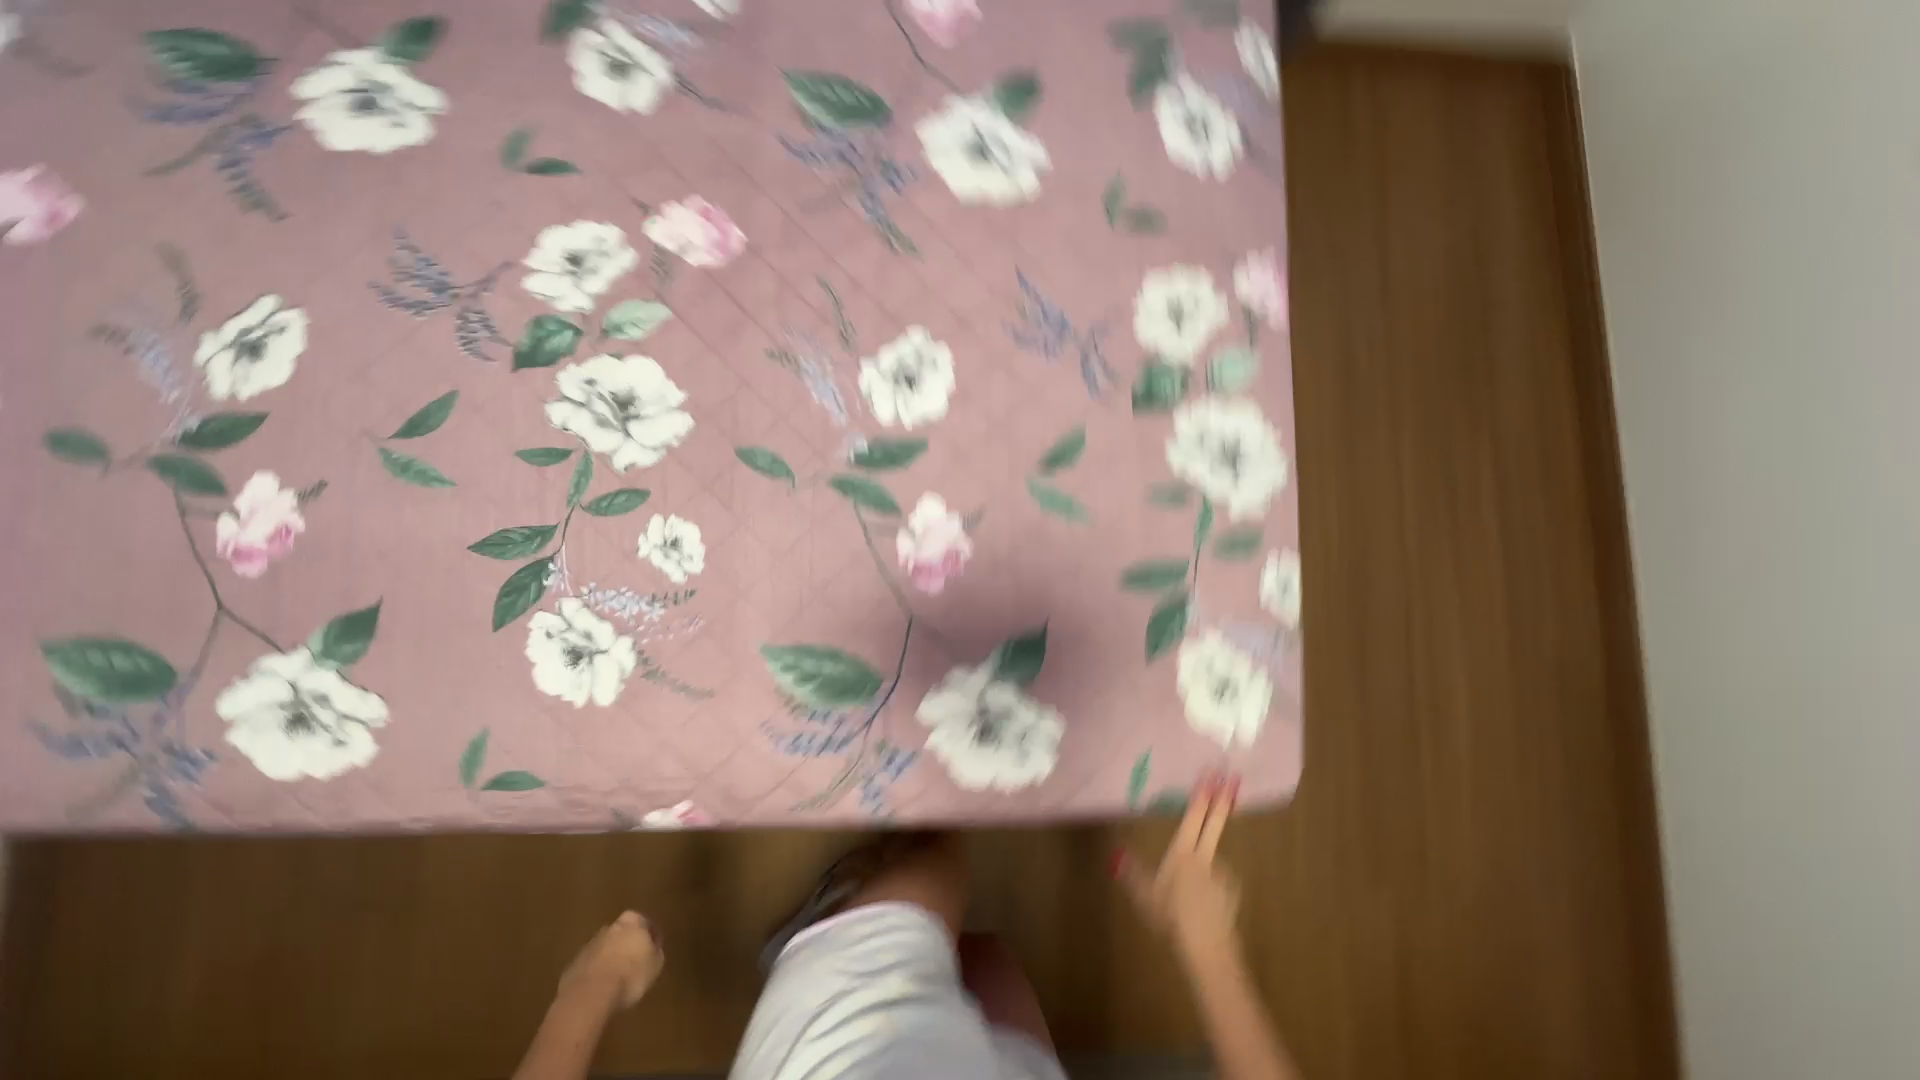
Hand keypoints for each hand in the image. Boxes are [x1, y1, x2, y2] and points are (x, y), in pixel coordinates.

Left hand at [557, 911, 663, 1011]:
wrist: (589, 996)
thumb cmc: (630, 975)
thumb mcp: (655, 964)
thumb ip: (655, 952)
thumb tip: (652, 949)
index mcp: (631, 923)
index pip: (643, 921)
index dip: (649, 934)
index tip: (653, 947)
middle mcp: (609, 929)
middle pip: (620, 932)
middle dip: (626, 944)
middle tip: (634, 961)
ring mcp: (588, 947)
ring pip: (603, 949)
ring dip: (610, 959)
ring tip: (618, 979)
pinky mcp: (573, 966)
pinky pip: (590, 967)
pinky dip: (596, 974)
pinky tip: (601, 990)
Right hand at [1115, 771, 1242, 964]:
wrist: (1206, 947)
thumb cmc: (1170, 918)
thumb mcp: (1145, 896)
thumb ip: (1132, 873)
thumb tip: (1116, 852)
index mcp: (1182, 854)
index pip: (1193, 818)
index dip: (1202, 796)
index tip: (1212, 775)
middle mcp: (1205, 858)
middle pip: (1215, 823)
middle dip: (1223, 799)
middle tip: (1234, 779)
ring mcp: (1222, 875)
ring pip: (1211, 863)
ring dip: (1205, 868)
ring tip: (1189, 897)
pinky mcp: (1232, 893)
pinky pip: (1217, 885)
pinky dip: (1211, 889)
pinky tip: (1203, 906)